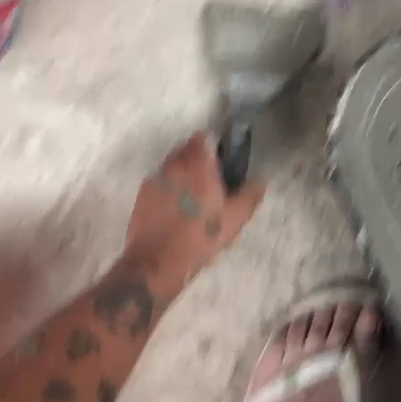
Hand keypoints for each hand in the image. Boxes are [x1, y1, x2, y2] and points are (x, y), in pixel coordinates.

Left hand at [126, 133, 265, 294]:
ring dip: (183, 174)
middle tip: (212, 181)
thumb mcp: (235, 219)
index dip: (214, 146)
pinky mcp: (141, 196)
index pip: (203, 138)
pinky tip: (176, 210)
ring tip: (194, 197)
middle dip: (198, 160)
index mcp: (198, 165)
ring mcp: (154, 180)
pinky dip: (169, 189)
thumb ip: (250, 195)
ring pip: (172, 166)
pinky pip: (160, 183)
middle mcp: (173, 165)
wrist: (156, 263)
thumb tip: (259, 181)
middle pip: (186, 150)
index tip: (222, 161)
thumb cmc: (200, 237)